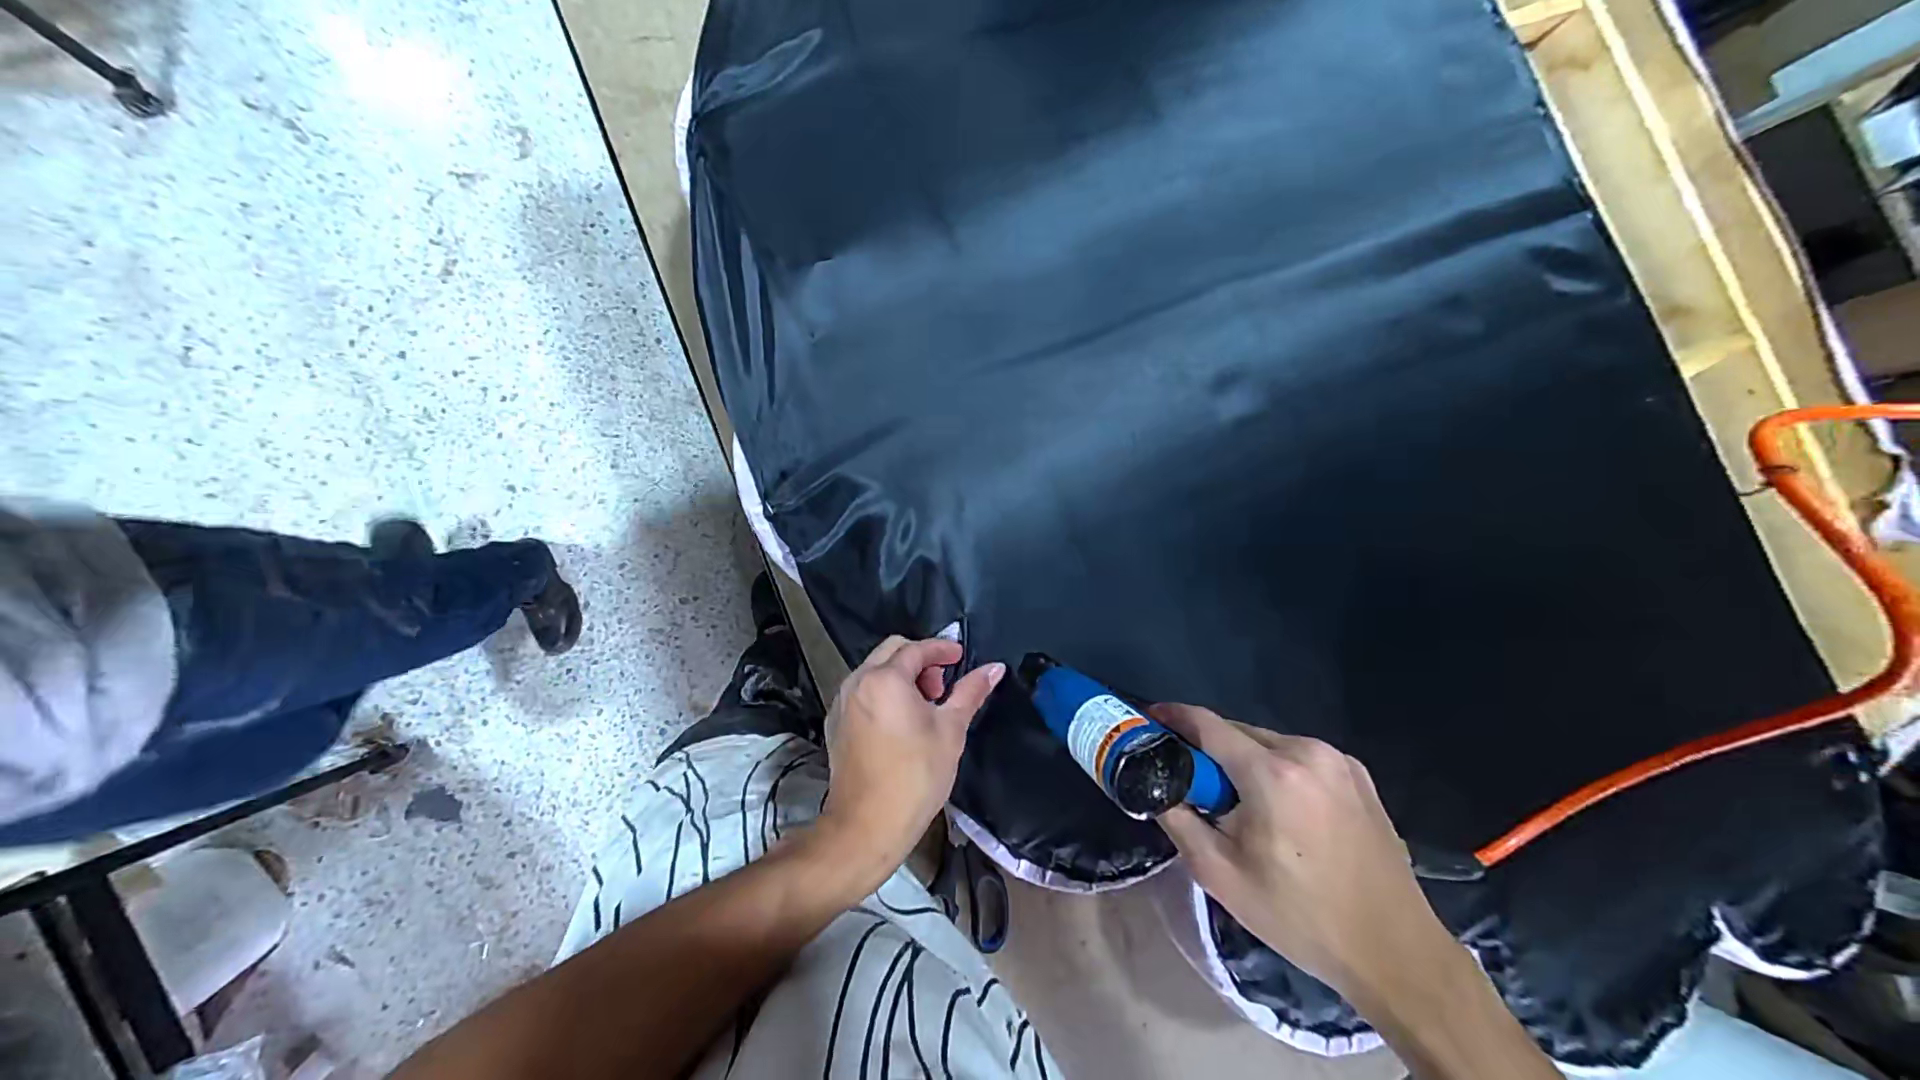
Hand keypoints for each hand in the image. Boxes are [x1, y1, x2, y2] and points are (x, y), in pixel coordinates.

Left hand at [811, 636, 1003, 895]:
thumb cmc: (915, 777)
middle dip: (920, 660)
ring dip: (901, 676)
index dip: (942, 649)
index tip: (959, 656)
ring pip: (874, 671)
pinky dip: (883, 693)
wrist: (867, 825)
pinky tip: (901, 722)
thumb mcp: (951, 730)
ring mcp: (842, 703)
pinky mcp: (835, 724)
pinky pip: (862, 692)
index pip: (916, 649)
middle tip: (942, 686)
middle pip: (891, 652)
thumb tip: (994, 669)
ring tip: (924, 706)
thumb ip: (970, 692)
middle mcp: (857, 683)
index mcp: (885, 679)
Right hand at [1151, 703, 1457, 1001]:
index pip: (1207, 724)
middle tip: (1190, 780)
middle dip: (1208, 748)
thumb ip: (1177, 818)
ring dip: (1243, 761)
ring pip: (1269, 743)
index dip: (1173, 716)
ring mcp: (1339, 761)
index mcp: (1272, 774)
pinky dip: (1276, 770)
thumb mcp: (1219, 873)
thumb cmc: (1300, 916)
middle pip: (1238, 732)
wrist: (1394, 951)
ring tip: (1236, 803)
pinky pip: (1299, 757)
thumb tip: (1156, 787)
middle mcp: (1308, 752)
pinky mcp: (1359, 775)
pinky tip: (1278, 808)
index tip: (1149, 718)